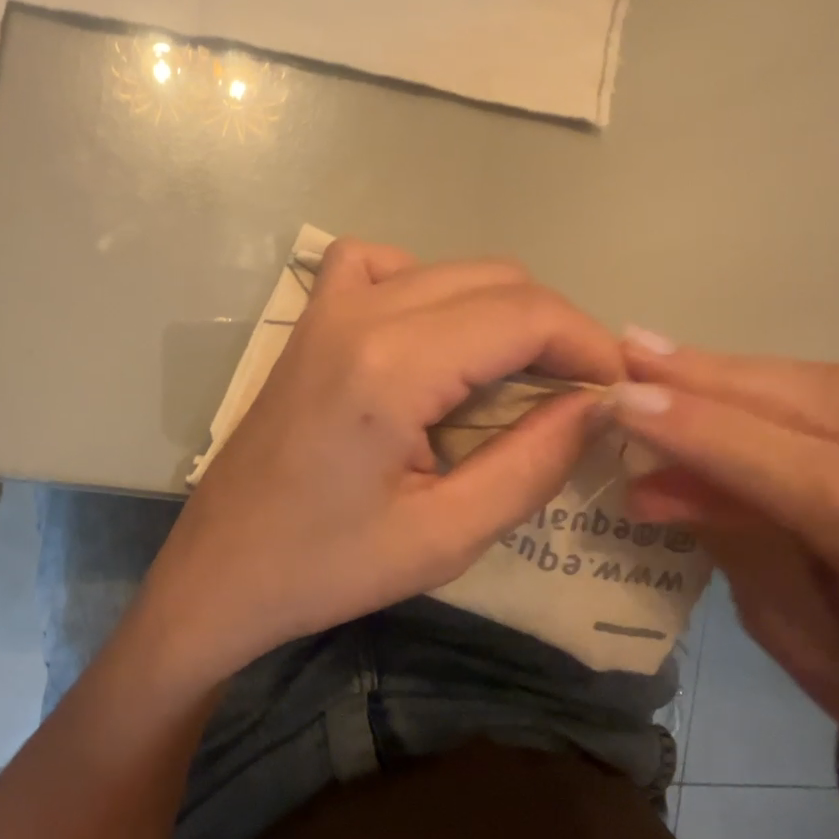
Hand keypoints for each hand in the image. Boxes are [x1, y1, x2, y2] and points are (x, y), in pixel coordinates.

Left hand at [135, 239, 622, 683]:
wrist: (221, 572)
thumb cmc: (327, 568)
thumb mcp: (445, 536)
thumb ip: (532, 463)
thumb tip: (599, 405)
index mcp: (394, 365)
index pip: (526, 314)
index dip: (589, 345)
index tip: (617, 394)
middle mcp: (360, 314)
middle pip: (495, 279)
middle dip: (553, 330)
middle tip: (575, 397)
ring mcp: (325, 311)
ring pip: (446, 268)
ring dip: (498, 310)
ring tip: (515, 377)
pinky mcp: (308, 325)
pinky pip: (376, 266)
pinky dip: (424, 286)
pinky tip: (431, 338)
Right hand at [601, 332, 838, 774]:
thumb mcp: (782, 628)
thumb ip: (730, 535)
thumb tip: (647, 468)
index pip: (830, 488)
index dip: (720, 437)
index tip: (627, 401)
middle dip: (722, 385)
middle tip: (633, 357)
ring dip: (744, 374)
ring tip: (660, 359)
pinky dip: (780, 385)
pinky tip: (718, 375)